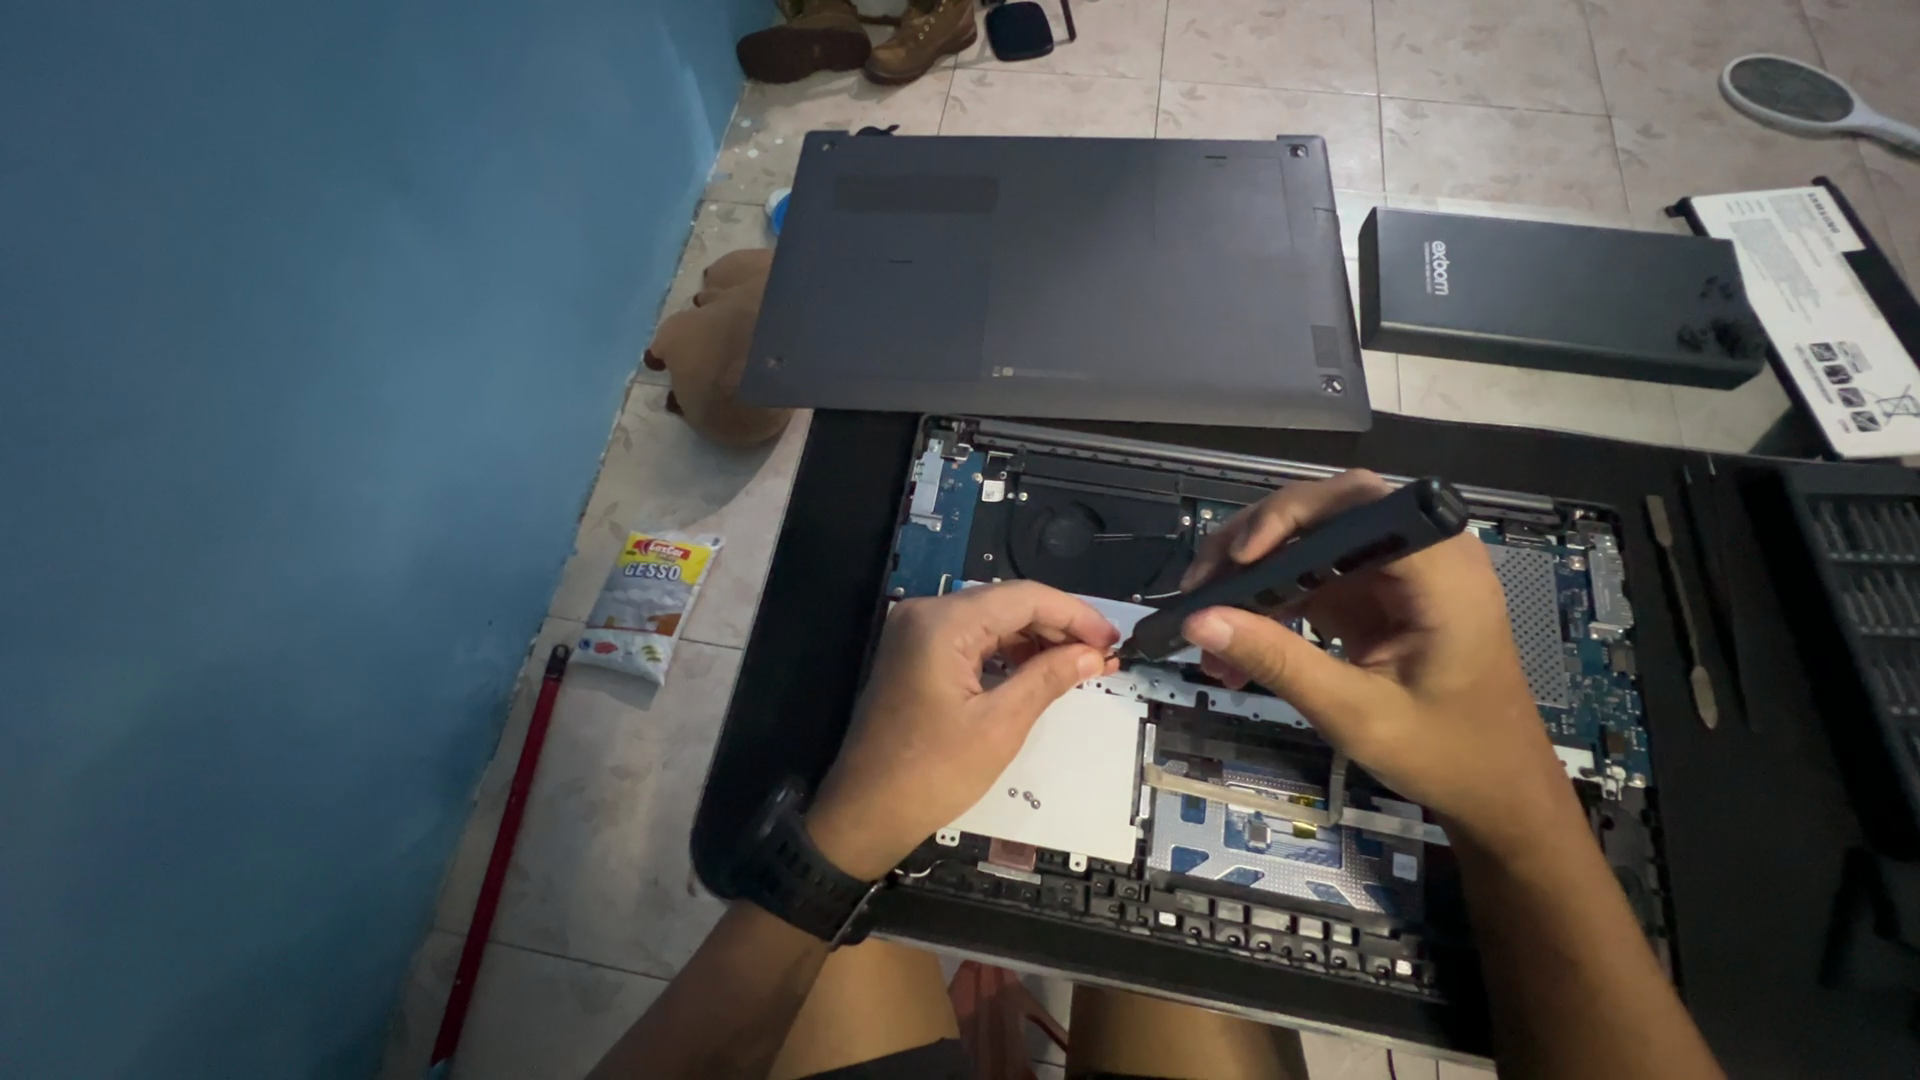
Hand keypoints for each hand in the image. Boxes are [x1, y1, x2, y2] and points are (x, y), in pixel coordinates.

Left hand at [805, 581, 1121, 879]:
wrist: (865, 812)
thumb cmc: (931, 773)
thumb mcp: (1000, 726)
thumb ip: (1048, 679)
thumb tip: (1093, 654)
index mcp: (942, 623)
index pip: (1023, 597)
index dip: (1074, 614)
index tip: (1111, 638)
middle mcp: (925, 614)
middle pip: (1006, 602)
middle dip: (1056, 626)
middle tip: (1100, 655)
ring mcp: (915, 632)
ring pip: (990, 619)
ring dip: (1033, 639)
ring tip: (1076, 666)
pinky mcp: (914, 653)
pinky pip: (970, 638)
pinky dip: (1005, 652)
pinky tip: (1036, 671)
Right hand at [1177, 470, 1574, 853]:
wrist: (1497, 793)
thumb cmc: (1447, 755)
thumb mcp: (1355, 714)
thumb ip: (1277, 662)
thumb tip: (1197, 622)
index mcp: (1439, 571)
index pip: (1358, 502)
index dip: (1290, 515)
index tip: (1239, 559)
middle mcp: (1418, 554)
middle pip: (1323, 512)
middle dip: (1254, 542)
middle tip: (1201, 586)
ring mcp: (1392, 573)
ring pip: (1305, 542)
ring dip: (1250, 576)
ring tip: (1205, 621)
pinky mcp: (1372, 595)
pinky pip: (1306, 578)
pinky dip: (1266, 604)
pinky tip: (1233, 643)